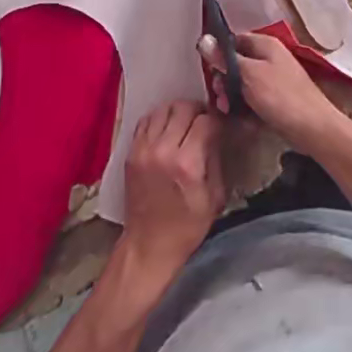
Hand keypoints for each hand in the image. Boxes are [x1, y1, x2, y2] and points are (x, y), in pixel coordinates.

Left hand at [121, 100, 225, 275]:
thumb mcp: (215, 196)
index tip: (221, 124)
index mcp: (187, 163)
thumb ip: (216, 158)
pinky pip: (146, 121)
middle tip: (204, 121)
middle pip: (182, 107)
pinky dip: (159, 119)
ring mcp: (143, 149)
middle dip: (198, 110)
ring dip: (177, 112)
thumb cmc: (188, 226)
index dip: (216, 118)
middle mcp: (162, 150)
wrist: (149, 244)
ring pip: (162, 109)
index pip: (205, 121)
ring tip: (185, 123)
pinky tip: (167, 130)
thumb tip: (219, 131)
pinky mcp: (131, 152)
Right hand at [198, 33, 351, 158]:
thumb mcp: (249, 75)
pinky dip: (245, 107)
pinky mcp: (275, 100)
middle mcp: (270, 58)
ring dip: (232, 96)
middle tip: (219, 95)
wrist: (314, 129)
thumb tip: (204, 40)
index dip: (219, 52)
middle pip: (236, 63)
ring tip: (228, 109)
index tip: (208, 68)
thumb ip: (226, 59)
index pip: (234, 40)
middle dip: (224, 80)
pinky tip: (242, 119)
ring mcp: (273, 80)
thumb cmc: (281, 97)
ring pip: (243, 84)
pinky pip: (253, 99)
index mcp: (266, 45)